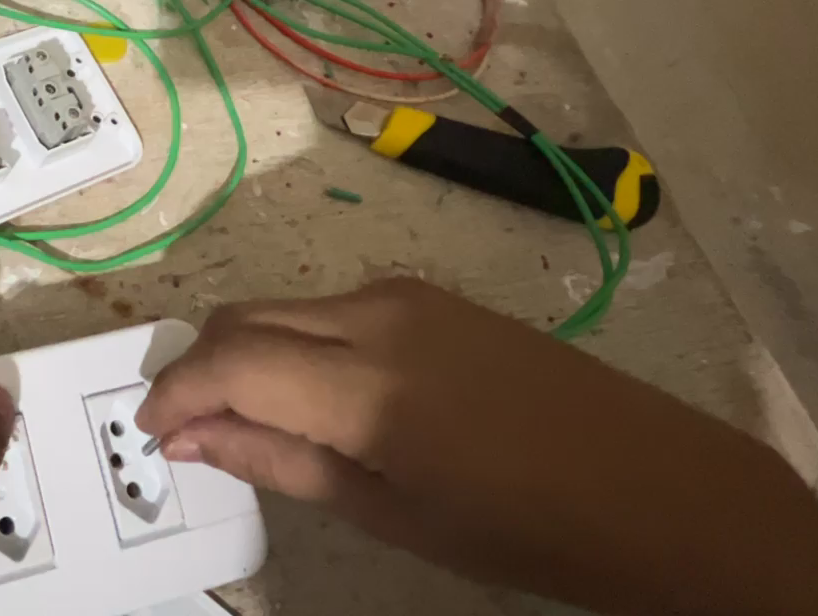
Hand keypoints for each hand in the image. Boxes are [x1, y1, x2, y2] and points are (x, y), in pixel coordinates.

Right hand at [137, 278, 817, 615]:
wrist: (664, 488)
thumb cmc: (525, 528)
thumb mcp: (391, 515)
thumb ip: (277, 461)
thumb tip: (188, 436)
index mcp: (369, 387)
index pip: (230, 363)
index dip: (176, 392)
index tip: (152, 428)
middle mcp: (372, 315)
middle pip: (239, 317)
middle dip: (198, 366)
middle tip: (191, 423)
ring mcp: (398, 292)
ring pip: (276, 306)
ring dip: (242, 351)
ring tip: (253, 411)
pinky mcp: (419, 289)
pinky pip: (321, 305)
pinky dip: (288, 340)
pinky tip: (314, 387)